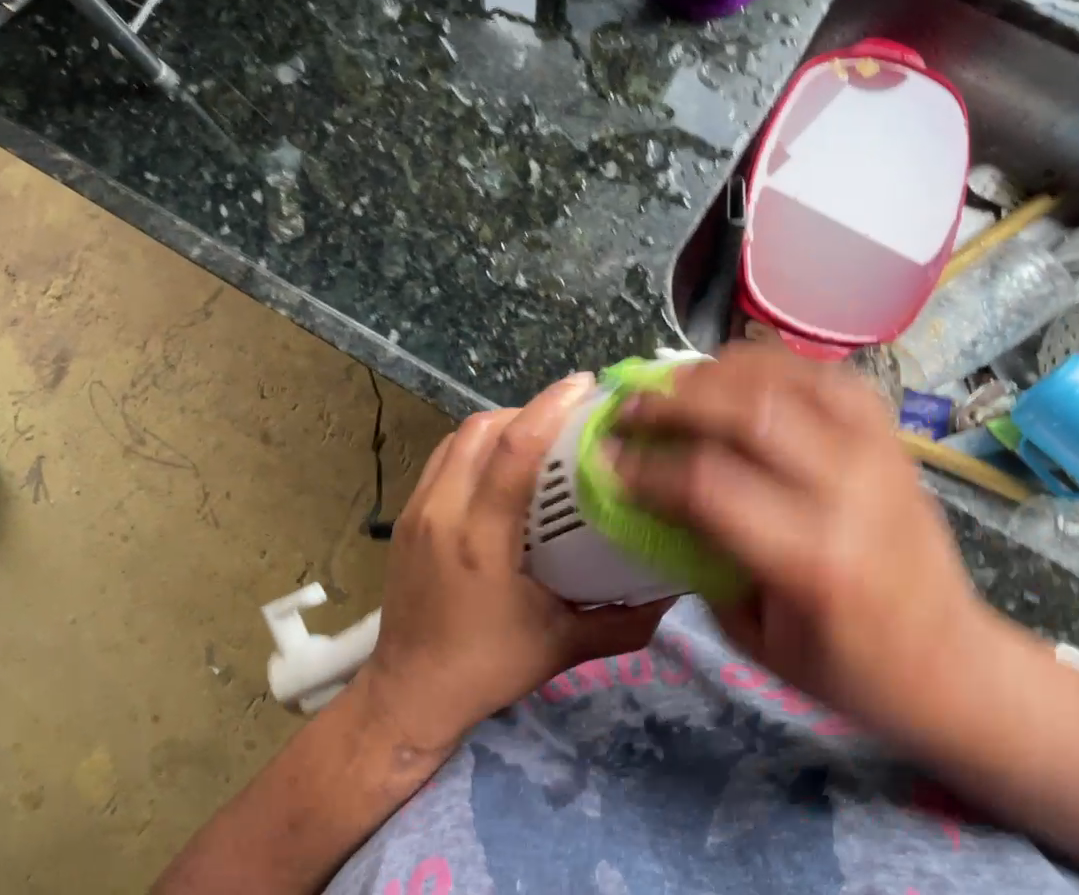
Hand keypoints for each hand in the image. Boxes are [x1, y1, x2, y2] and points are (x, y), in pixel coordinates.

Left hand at [358, 373, 674, 751]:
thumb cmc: (486, 669)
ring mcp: (415, 512)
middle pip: (480, 430)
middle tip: (568, 418)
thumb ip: (623, 621)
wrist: (408, 692)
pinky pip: (440, 460)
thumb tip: (675, 591)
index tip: (583, 386)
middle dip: (526, 410)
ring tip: (537, 437)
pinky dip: (472, 448)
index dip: (549, 407)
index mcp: (479, 539)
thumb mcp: (562, 647)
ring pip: (455, 440)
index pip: (513, 450)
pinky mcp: (403, 519)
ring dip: (497, 426)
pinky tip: (500, 468)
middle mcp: (442, 513)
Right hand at [607, 341, 999, 741]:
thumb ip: (701, 558)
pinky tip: (735, 375)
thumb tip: (651, 496)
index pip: (708, 485)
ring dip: (717, 373)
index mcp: (813, 561)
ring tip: (673, 384)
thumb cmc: (846, 668)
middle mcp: (850, 494)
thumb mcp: (753, 636)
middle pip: (747, 413)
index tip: (607, 458)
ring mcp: (878, 456)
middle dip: (672, 403)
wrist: (951, 665)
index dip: (645, 466)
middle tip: (629, 408)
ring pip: (787, 379)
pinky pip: (826, 375)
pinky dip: (773, 364)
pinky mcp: (891, 439)